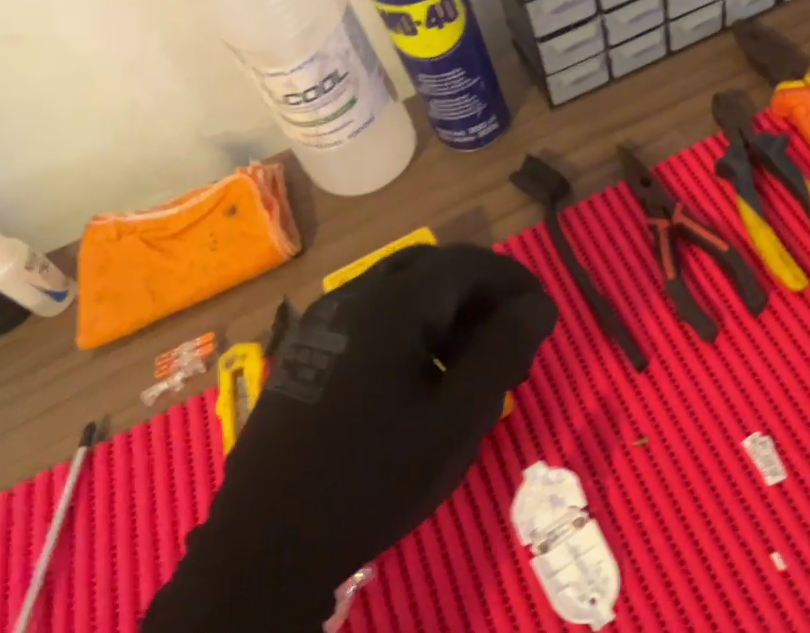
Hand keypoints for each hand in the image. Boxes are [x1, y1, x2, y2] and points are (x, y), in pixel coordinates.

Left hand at [144, 244, 557, 632]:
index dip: (513, 280)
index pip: (466, 263)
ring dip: (446, 313)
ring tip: (471, 368)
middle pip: (432, 269)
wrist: (265, 546)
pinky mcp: (307, 351)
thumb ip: (503, 352)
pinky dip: (411, 329)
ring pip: (400, 291)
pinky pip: (371, 317)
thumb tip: (540, 304)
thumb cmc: (373, 480)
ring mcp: (322, 322)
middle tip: (510, 342)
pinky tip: (422, 380)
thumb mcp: (456, 420)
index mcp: (388, 305)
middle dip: (479, 295)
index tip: (543, 316)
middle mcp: (351, 297)